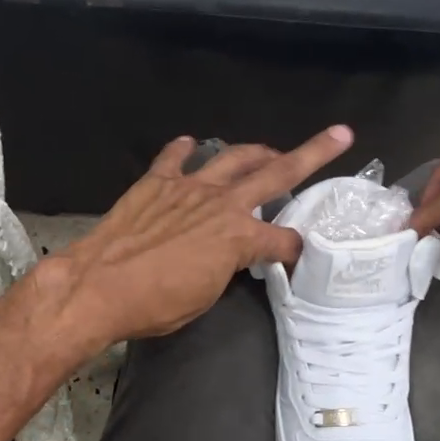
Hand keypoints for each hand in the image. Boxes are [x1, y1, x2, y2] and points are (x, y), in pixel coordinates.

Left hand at [48, 126, 354, 343]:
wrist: (100, 285)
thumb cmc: (156, 304)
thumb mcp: (205, 296)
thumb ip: (225, 270)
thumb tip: (227, 260)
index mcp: (240, 238)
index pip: (282, 241)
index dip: (293, 251)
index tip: (295, 258)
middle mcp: (222, 203)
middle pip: (276, 173)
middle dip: (313, 154)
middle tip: (340, 136)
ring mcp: (189, 187)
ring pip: (232, 158)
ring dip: (255, 150)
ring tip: (268, 149)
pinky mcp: (156, 181)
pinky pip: (175, 157)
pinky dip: (185, 150)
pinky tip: (190, 144)